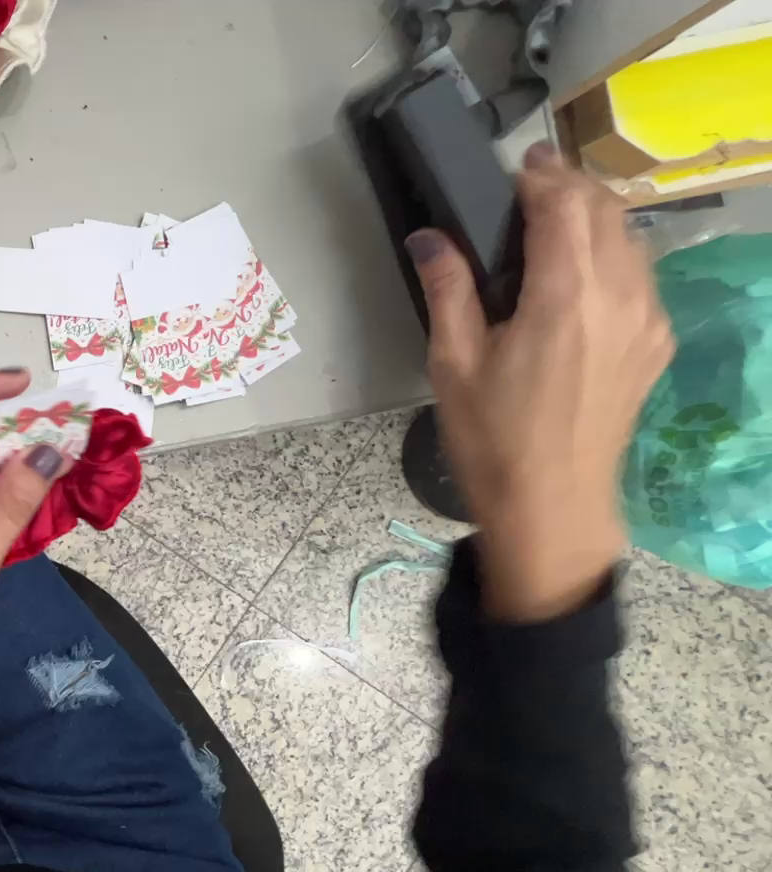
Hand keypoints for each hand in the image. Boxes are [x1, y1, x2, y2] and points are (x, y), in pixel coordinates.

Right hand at [408, 143, 674, 621]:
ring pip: (631, 243)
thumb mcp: (452, 362)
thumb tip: (430, 239)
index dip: (544, 178)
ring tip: (553, 221)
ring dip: (595, 220)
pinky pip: (637, 278)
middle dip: (573, 188)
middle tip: (534, 181)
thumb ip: (448, 292)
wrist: (550, 496)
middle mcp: (621, 296)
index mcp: (565, 298)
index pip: (566, 210)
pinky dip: (609, 256)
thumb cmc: (489, 433)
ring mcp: (647, 319)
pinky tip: (575, 274)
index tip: (520, 163)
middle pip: (609, 216)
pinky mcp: (653, 341)